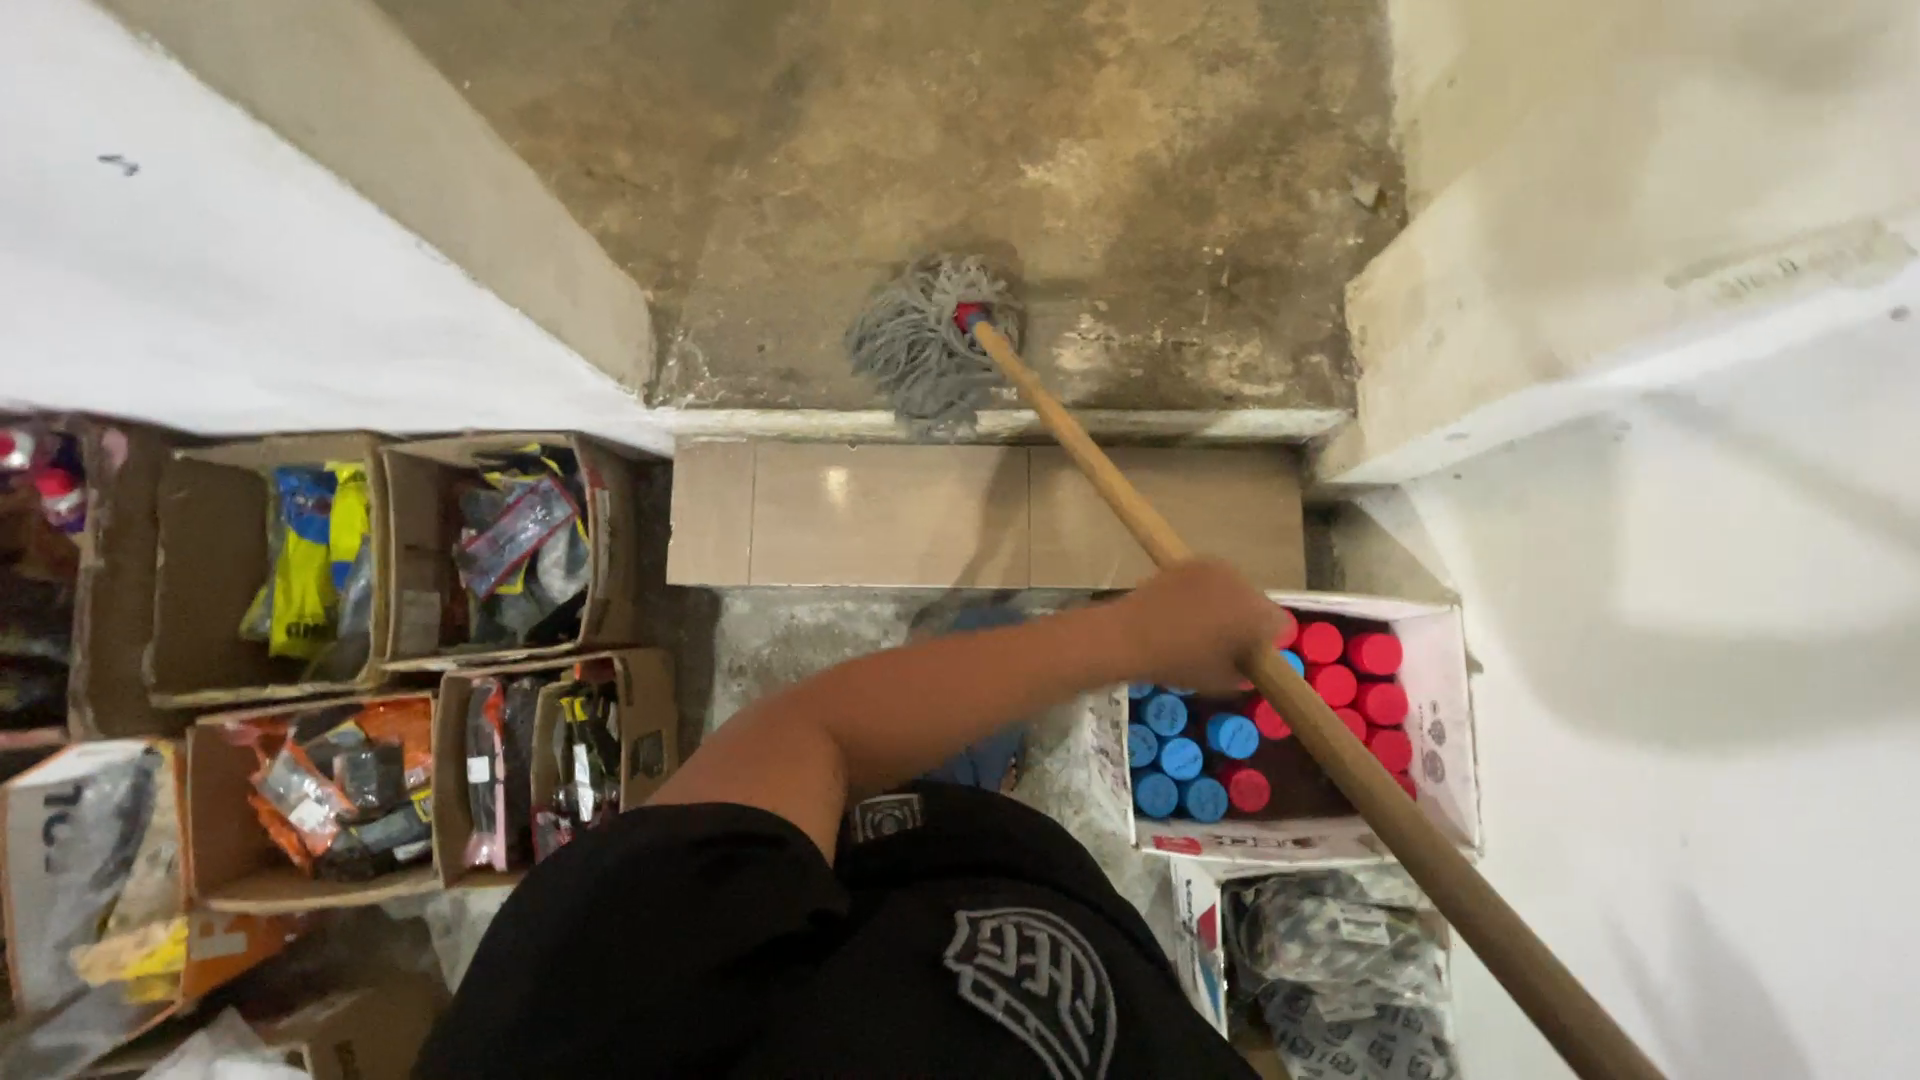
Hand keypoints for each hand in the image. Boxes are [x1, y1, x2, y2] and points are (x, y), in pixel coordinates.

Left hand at [1110, 558, 1285, 694]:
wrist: (1128, 635)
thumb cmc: (1177, 662)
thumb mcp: (1219, 680)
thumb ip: (1244, 674)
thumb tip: (1247, 669)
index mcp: (1257, 613)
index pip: (1280, 625)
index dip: (1266, 642)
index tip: (1248, 654)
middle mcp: (1243, 583)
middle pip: (1257, 602)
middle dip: (1247, 620)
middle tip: (1224, 641)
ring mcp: (1215, 567)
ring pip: (1234, 588)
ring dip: (1226, 603)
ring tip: (1200, 624)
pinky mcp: (1190, 561)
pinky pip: (1210, 578)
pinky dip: (1204, 591)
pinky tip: (1184, 608)